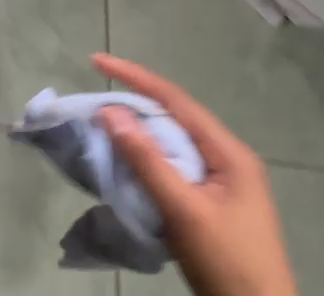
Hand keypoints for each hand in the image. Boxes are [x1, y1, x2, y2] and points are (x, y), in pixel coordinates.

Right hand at [91, 54, 296, 295]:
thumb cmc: (227, 261)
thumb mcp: (183, 210)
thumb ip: (146, 160)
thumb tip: (109, 111)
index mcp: (229, 154)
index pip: (176, 100)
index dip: (135, 76)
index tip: (96, 61)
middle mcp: (228, 158)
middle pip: (174, 115)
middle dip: (134, 99)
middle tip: (94, 91)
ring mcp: (222, 180)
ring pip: (173, 139)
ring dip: (138, 128)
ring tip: (102, 119)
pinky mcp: (212, 200)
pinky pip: (173, 162)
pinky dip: (146, 153)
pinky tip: (126, 156)